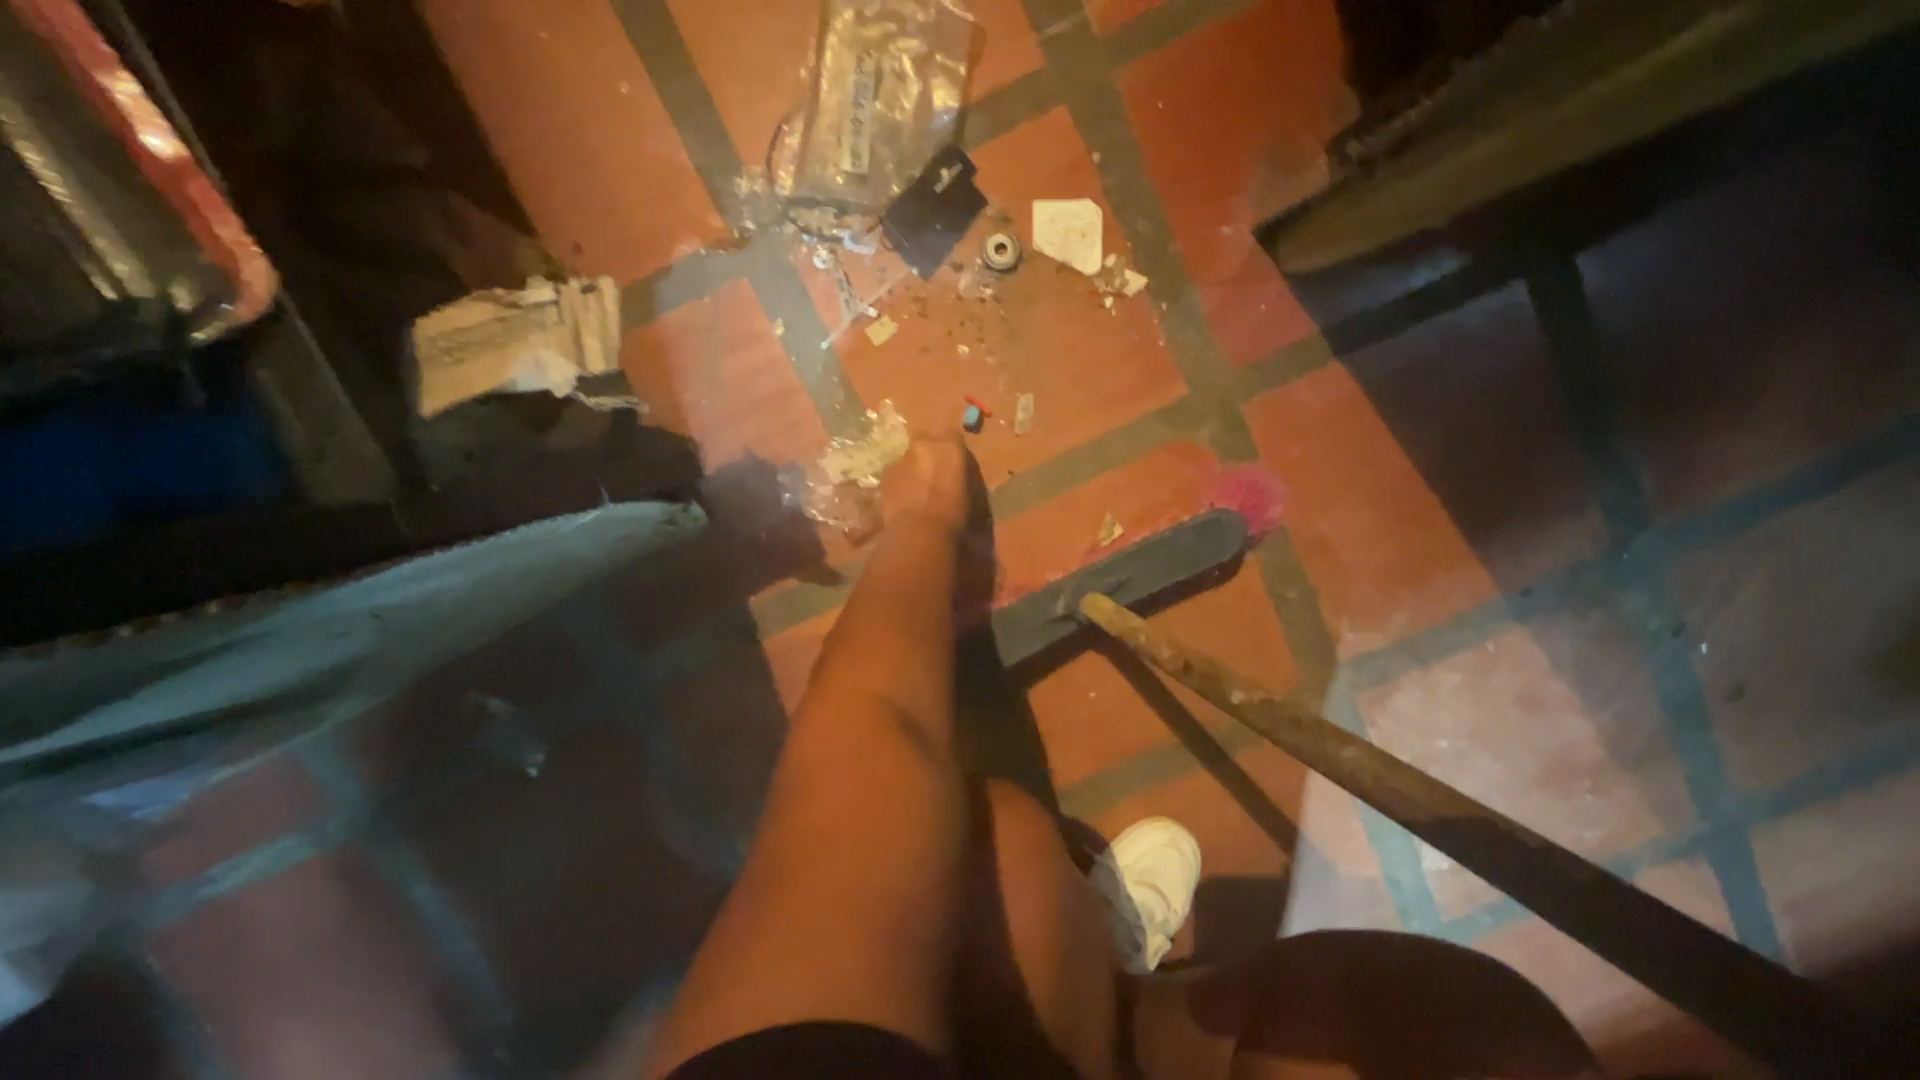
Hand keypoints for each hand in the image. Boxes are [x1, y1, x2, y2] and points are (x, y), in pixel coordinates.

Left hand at [880, 434, 972, 537]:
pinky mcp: (885, 476)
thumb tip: (957, 475)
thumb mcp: (971, 493)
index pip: (953, 437)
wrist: (919, 531)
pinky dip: (901, 484)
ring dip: (914, 471)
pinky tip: (906, 502)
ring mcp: (900, 459)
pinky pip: (896, 475)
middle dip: (930, 457)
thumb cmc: (954, 514)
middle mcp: (923, 444)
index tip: (955, 466)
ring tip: (919, 495)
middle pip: (927, 443)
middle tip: (936, 479)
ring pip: (909, 460)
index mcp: (949, 445)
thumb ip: (963, 476)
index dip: (953, 452)